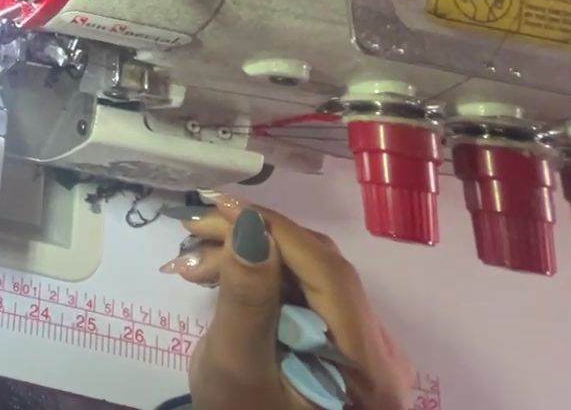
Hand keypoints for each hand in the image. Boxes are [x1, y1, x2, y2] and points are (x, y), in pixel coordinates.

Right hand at [160, 197, 415, 409]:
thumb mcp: (236, 364)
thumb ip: (247, 299)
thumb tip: (249, 227)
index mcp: (367, 365)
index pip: (329, 272)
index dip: (275, 229)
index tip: (219, 206)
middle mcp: (379, 351)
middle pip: (319, 268)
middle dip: (252, 238)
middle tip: (191, 230)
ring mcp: (361, 347)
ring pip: (306, 272)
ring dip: (247, 253)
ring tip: (192, 258)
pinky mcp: (338, 343)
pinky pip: (301, 290)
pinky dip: (256, 272)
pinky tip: (216, 273)